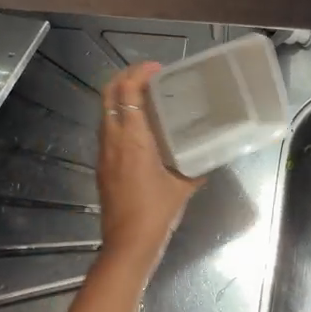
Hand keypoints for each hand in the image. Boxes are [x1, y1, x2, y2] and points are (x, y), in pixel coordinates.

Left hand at [97, 63, 202, 269]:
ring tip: (145, 98)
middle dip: (125, 78)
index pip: (126, 92)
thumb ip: (196, 168)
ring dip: (121, 98)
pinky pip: (107, 131)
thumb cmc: (156, 213)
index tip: (157, 68)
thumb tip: (209, 157)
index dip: (138, 73)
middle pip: (109, 95)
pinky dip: (119, 118)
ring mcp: (104, 154)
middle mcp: (113, 140)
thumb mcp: (183, 187)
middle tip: (148, 76)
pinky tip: (138, 128)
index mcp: (133, 139)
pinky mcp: (102, 167)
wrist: (128, 243)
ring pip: (105, 112)